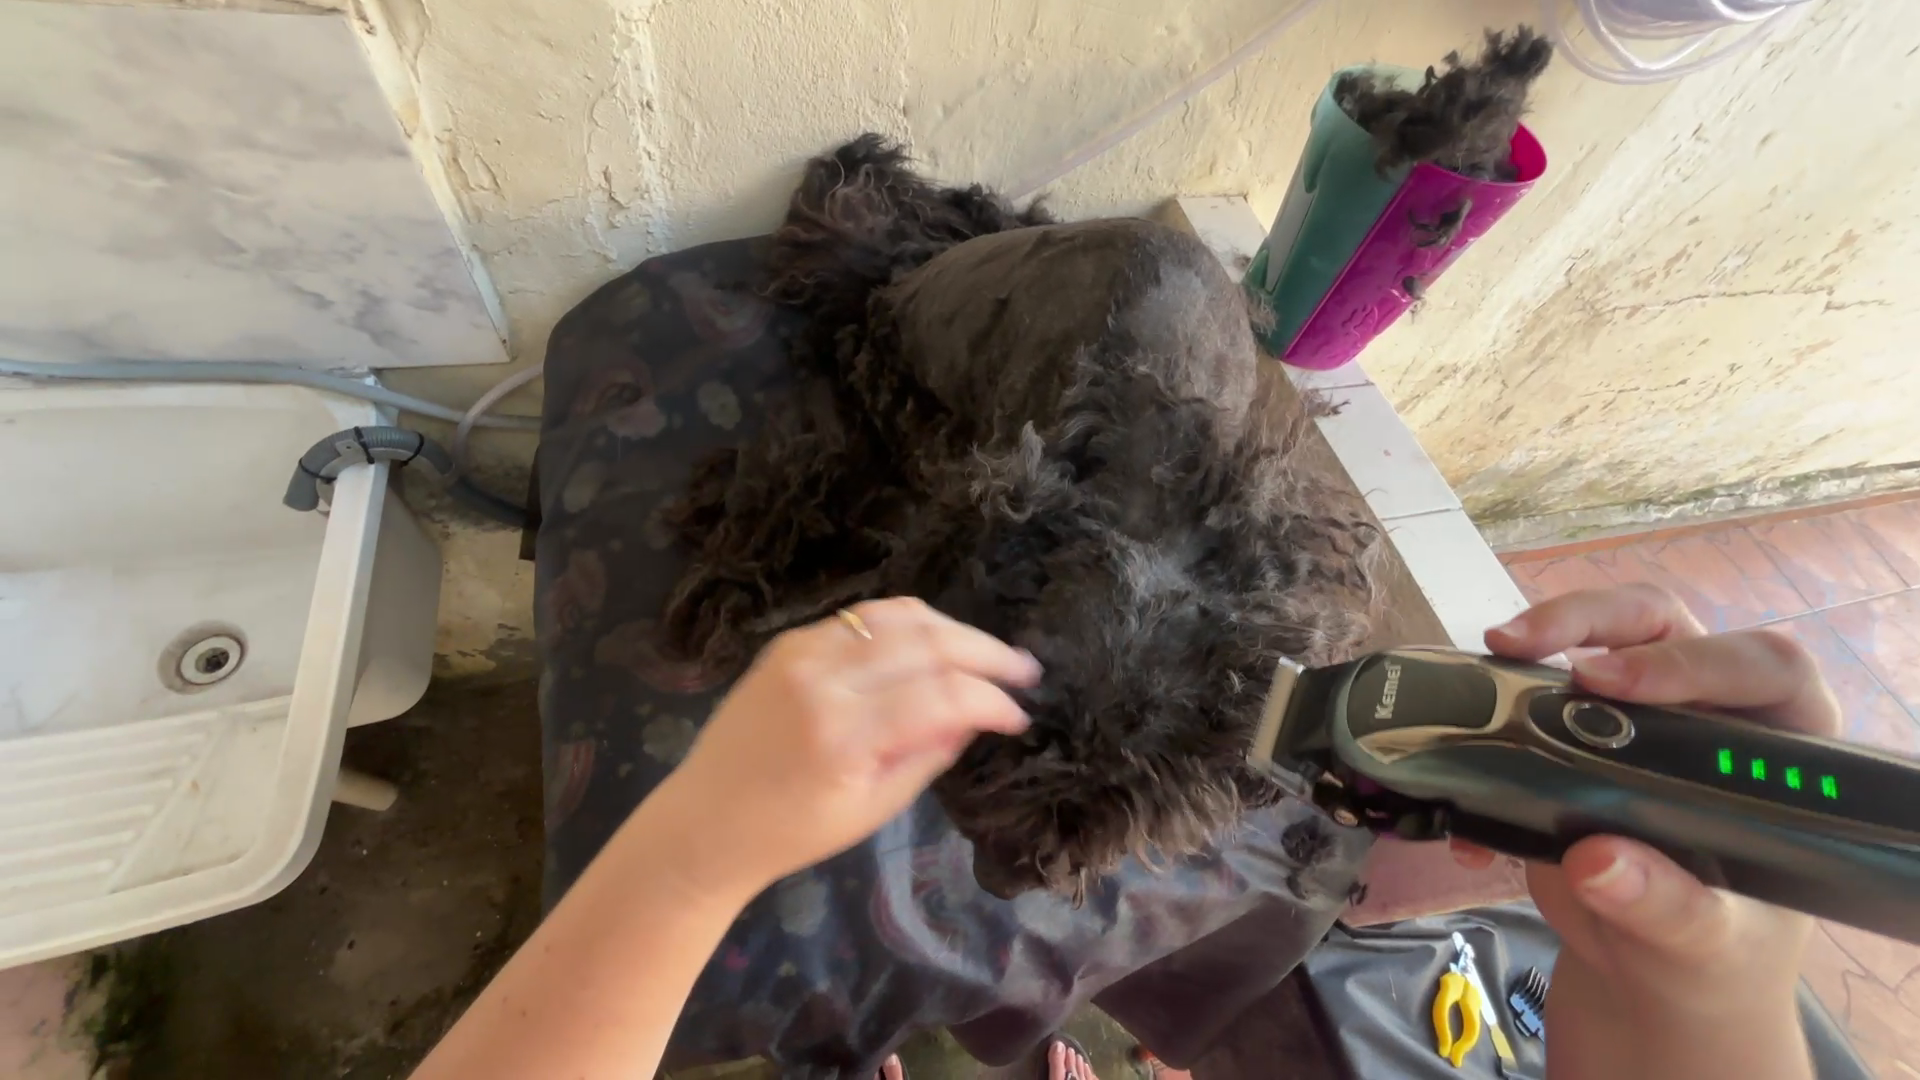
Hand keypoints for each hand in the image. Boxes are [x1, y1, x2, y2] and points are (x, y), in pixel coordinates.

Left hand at [647, 597, 1039, 896]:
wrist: (704, 821)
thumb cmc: (792, 833)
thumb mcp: (873, 808)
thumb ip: (930, 753)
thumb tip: (977, 715)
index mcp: (842, 734)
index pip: (941, 696)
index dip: (991, 701)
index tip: (1020, 716)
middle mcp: (823, 677)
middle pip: (926, 641)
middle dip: (985, 653)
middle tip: (1024, 668)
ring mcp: (802, 649)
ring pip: (899, 615)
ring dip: (952, 629)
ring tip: (987, 652)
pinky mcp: (790, 640)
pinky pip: (865, 618)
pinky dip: (909, 624)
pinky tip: (934, 641)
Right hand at [1483, 584, 1834, 1079]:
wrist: (1642, 960)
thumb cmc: (1706, 949)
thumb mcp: (1701, 943)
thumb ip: (1664, 906)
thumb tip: (1595, 860)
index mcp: (1772, 756)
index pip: (1756, 668)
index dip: (1685, 662)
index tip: (1601, 683)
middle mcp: (1704, 715)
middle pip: (1659, 623)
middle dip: (1589, 619)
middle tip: (1521, 643)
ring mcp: (1628, 716)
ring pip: (1594, 634)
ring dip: (1538, 631)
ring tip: (1490, 649)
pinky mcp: (1561, 728)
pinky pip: (1524, 681)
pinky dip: (1484, 690)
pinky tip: (1457, 734)